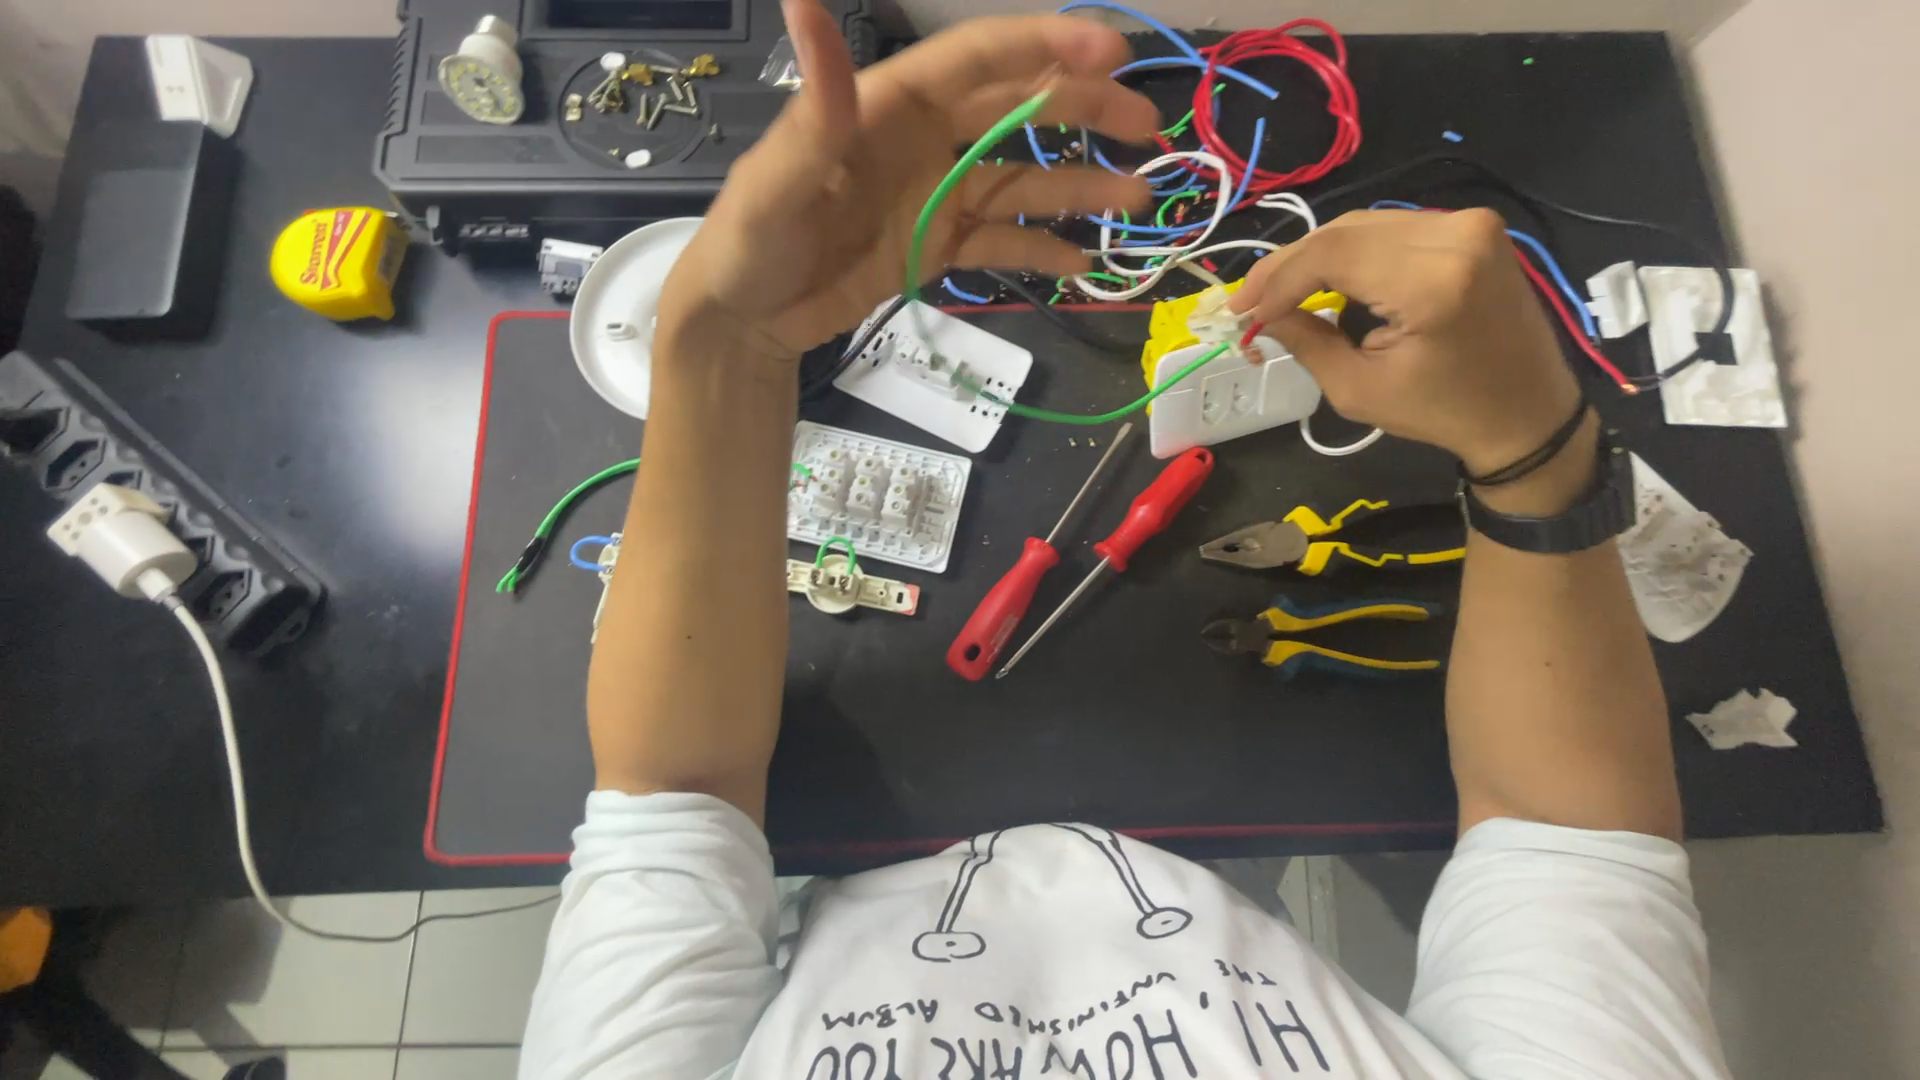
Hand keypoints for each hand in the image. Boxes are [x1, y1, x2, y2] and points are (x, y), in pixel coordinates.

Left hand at [655, 0, 1156, 367]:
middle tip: (1147, 128)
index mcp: (888, 108)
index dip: (1042, 50)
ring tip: (1135, 199)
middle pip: (1016, 113)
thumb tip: (808, 4)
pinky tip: (1079, 262)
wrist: (748, 318)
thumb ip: (813, 113)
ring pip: (1020, 182)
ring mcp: (936, 198)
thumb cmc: (751, 243)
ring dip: (1077, 187)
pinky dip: (1039, 251)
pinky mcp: (937, 248)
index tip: (1110, 55)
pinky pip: (1000, 243)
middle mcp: (924, 143)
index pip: (976, 62)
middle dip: (1082, 113)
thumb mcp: (776, 183)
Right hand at [1228, 208, 1581, 474]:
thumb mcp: (1356, 389)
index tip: (1241, 311)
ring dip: (1314, 257)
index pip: (1330, 255)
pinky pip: (1389, 230)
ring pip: (1363, 226)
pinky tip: (1321, 278)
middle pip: (1344, 231)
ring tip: (1276, 291)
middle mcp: (1455, 235)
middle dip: (1287, 266)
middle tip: (1248, 300)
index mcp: (1432, 281)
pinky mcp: (1472, 228)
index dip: (1276, 280)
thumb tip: (1261, 316)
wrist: (1525, 412)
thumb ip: (1306, 341)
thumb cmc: (1440, 411)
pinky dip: (1348, 253)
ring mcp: (1469, 224)